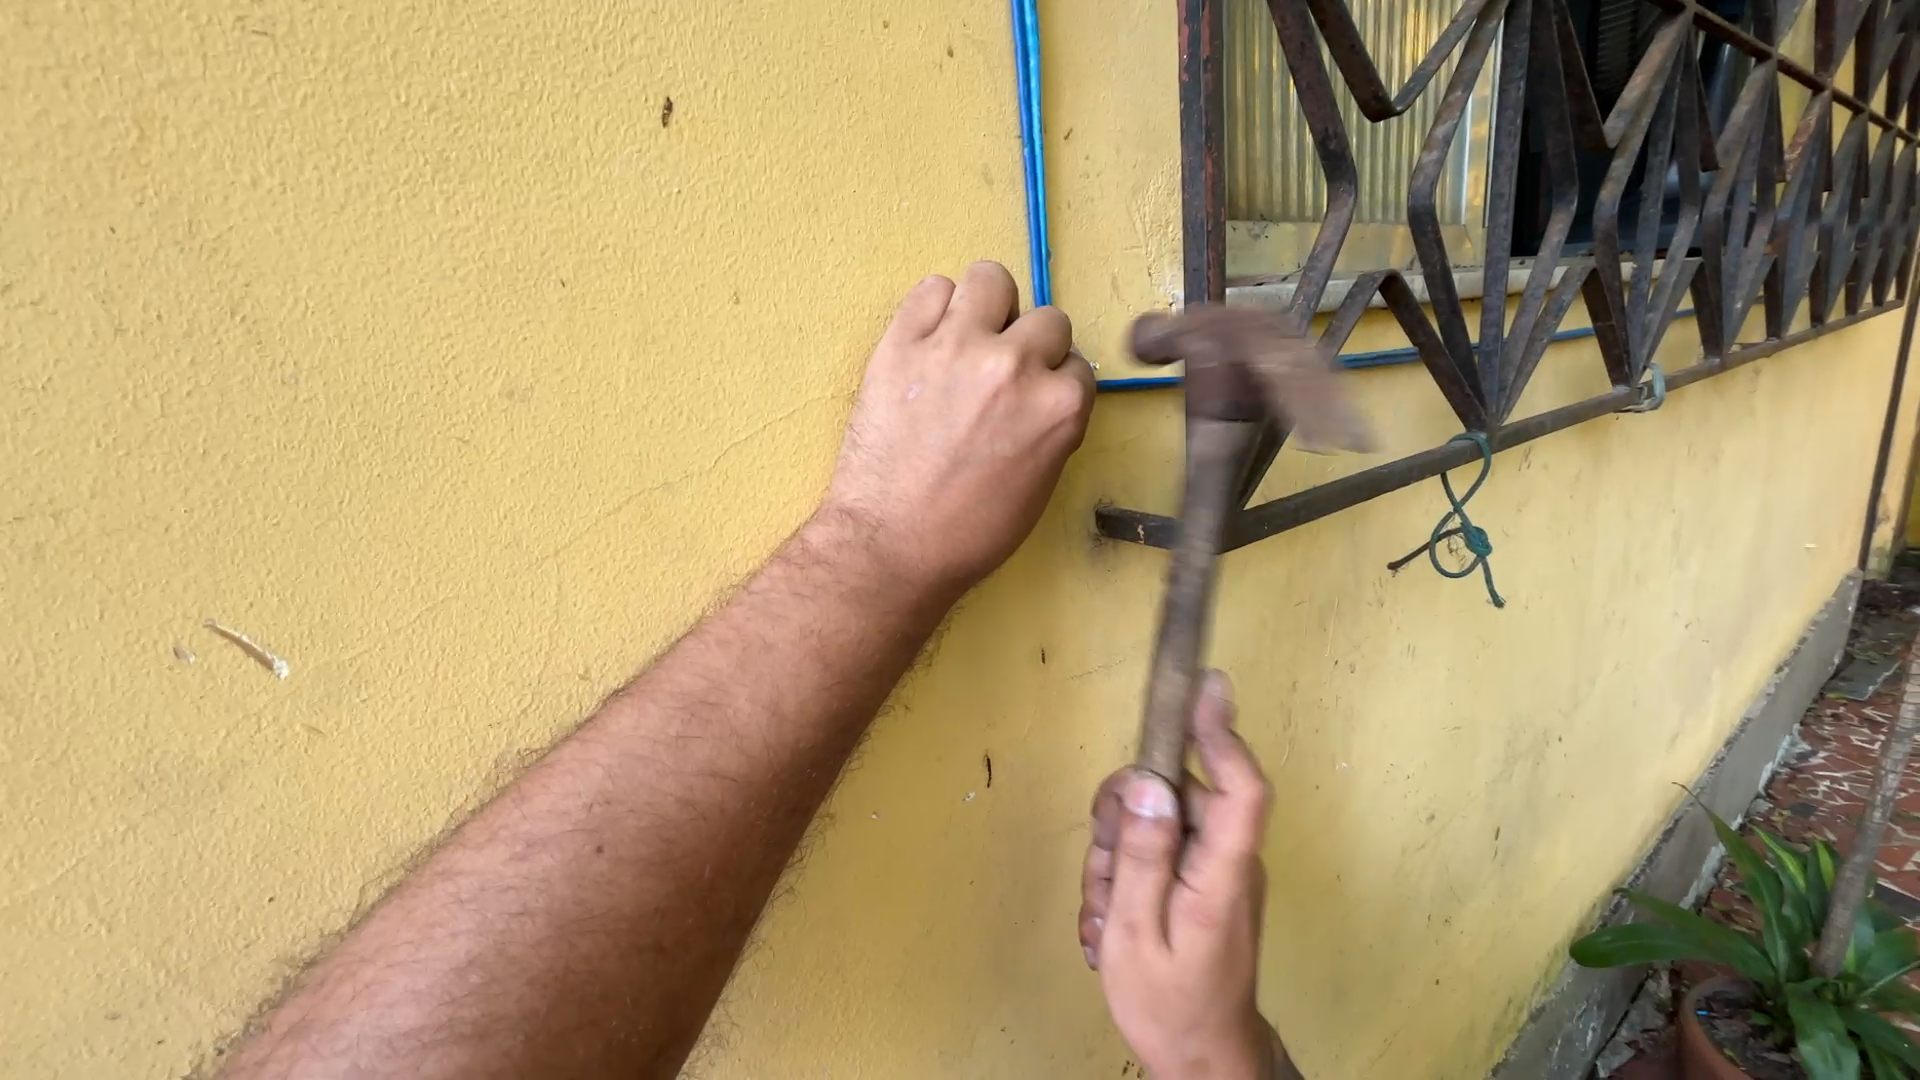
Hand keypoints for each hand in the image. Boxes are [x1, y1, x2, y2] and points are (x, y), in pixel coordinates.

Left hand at [822, 261, 1095, 595]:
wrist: (891, 543)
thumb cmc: (971, 531)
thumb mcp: (1041, 483)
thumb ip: (1052, 425)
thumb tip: (1044, 389)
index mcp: (1060, 407)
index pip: (1077, 365)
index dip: (1053, 383)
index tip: (1029, 401)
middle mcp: (1016, 365)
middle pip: (1047, 319)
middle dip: (1029, 347)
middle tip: (997, 378)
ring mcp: (955, 347)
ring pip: (991, 280)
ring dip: (987, 308)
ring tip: (965, 344)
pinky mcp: (901, 342)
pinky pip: (931, 288)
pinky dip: (935, 309)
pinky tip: (928, 342)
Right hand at [1079, 672, 1294, 1079]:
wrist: (1200, 1060)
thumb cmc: (1170, 1004)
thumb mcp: (1135, 933)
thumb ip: (1142, 856)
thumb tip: (1147, 783)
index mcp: (1222, 871)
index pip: (1239, 788)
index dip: (1221, 733)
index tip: (1206, 684)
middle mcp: (1225, 856)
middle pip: (1173, 792)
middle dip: (1122, 820)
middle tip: (1101, 874)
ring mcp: (1211, 865)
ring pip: (1152, 817)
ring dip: (1116, 855)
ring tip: (1105, 913)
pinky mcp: (1196, 875)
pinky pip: (1153, 844)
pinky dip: (1123, 871)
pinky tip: (1111, 915)